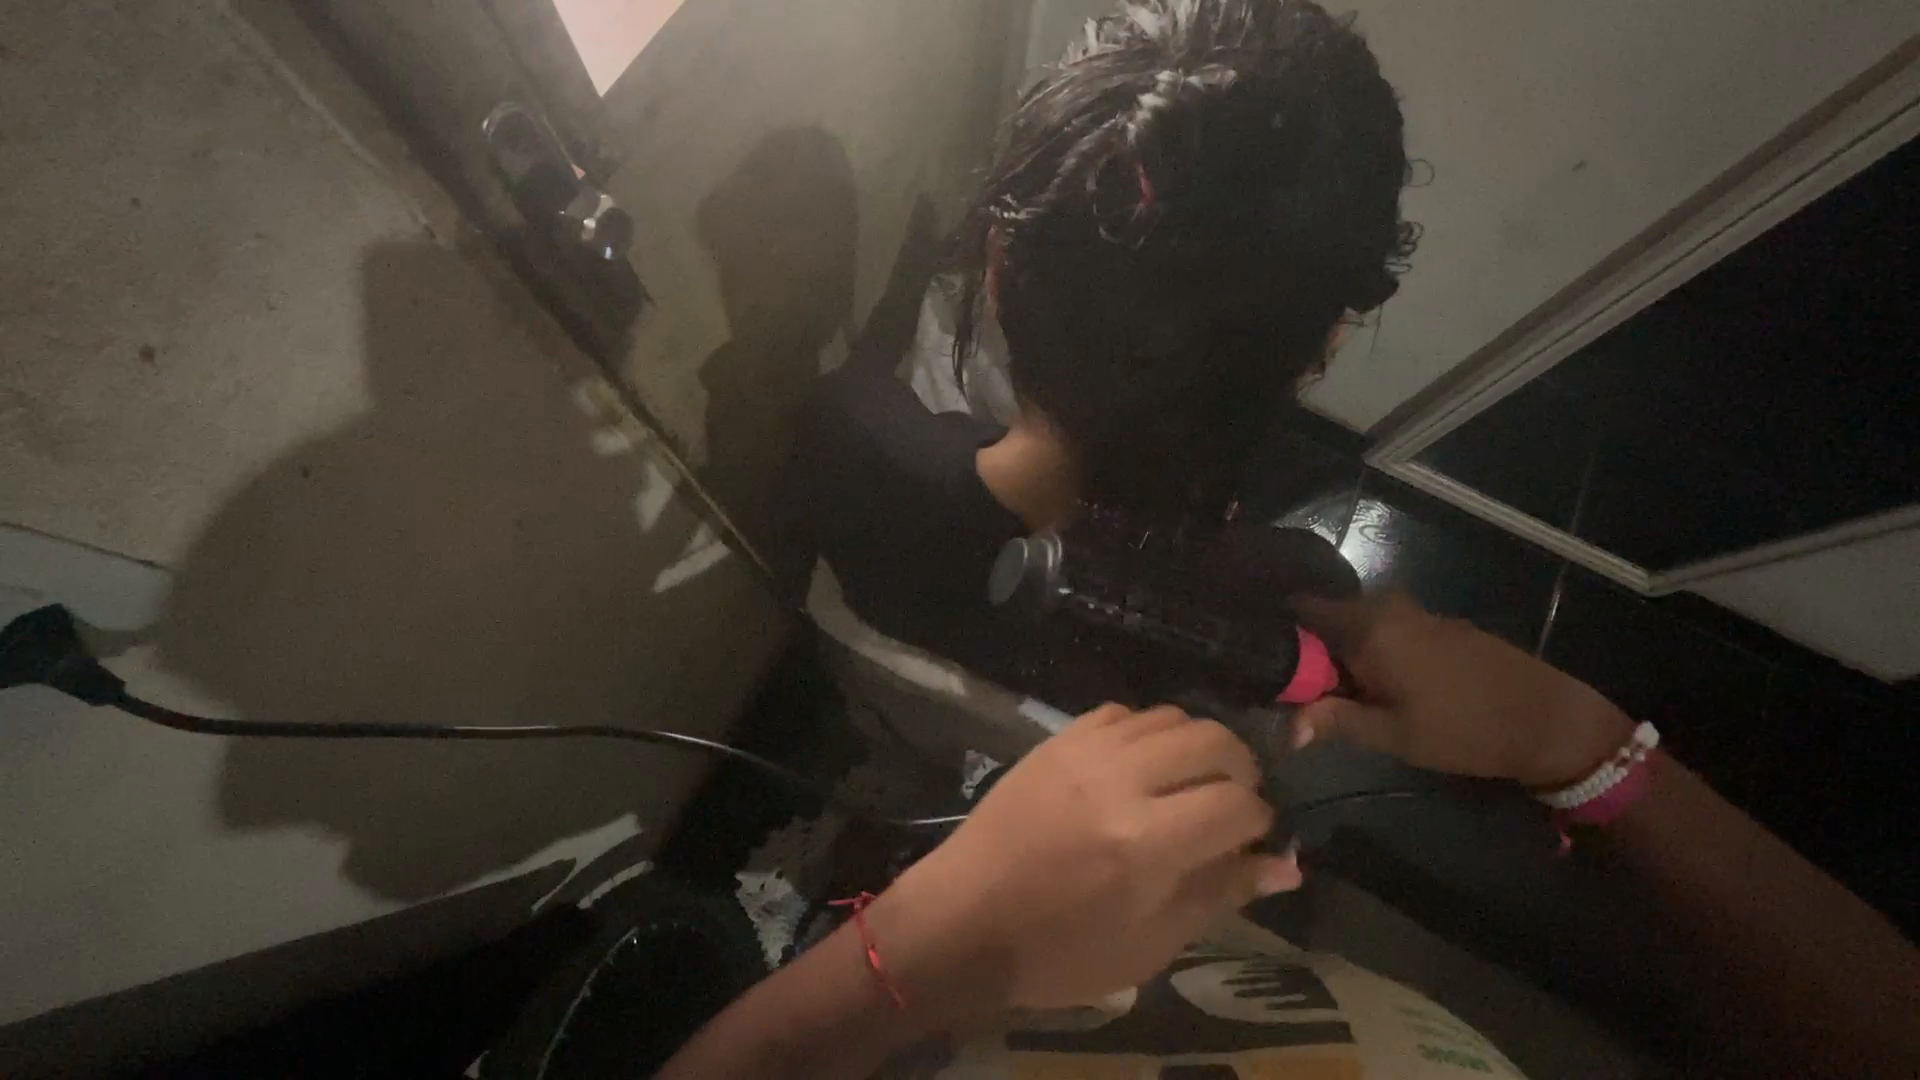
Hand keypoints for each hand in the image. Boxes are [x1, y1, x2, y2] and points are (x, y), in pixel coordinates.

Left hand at [872, 705, 1300, 1014]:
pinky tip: (1139, 765)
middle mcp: (1121, 779)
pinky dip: (1145, 731)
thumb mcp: (1150, 943)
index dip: (1260, 821)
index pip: (1238, 803)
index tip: (1253, 838)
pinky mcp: (1056, 738)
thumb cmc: (1060, 949)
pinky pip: (1120, 712)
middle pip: (1213, 739)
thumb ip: (1220, 893)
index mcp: (1148, 841)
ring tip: (1188, 781)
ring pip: (1169, 716)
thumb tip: (1285, 864)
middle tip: (1231, 802)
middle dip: (1240, 768)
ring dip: (1195, 745)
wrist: (966, 916)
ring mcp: (1084, 749)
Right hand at [1290, 592, 1633, 787]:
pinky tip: (1374, 679)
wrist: (1552, 720)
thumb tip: (1284, 730)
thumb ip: (1335, 721)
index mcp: (1367, 628)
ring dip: (1341, 650)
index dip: (1278, 629)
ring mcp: (1415, 613)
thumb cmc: (1465, 729)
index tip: (1263, 656)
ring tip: (1331, 686)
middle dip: (1309, 646)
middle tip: (1296, 684)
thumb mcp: (1394, 734)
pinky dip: (1370, 647)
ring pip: (1357, 623)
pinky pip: (1384, 627)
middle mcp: (1385, 609)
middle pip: (1327, 617)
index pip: (1301, 608)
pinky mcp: (1437, 624)